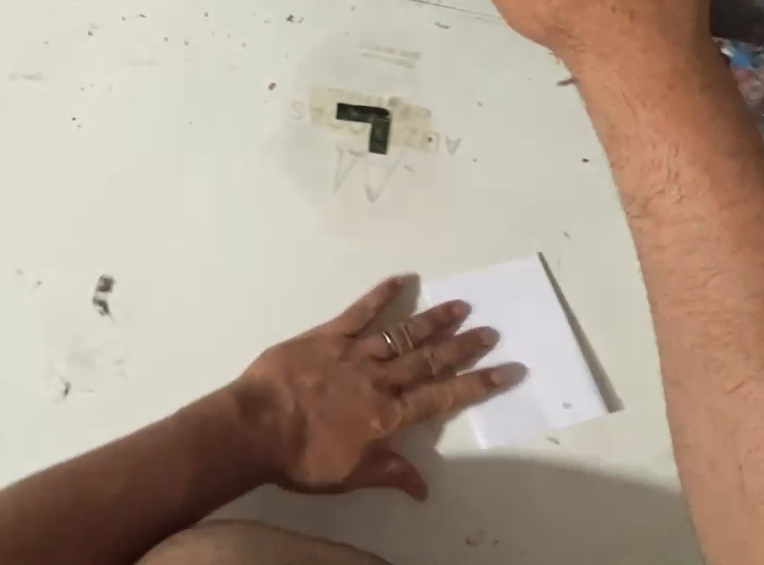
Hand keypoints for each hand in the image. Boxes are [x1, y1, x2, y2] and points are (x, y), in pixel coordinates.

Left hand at [223, 275, 521, 500]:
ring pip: (402, 333)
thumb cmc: (300, 457)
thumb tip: (424, 486)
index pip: (443, 397)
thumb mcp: (348, 475)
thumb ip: (388, 473)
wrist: (257, 426)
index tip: (506, 370)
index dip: (478, 384)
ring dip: (433, 319)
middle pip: (429, 359)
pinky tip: (402, 279)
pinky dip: (382, 294)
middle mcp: (379, 380)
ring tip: (460, 306)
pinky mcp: (328, 334)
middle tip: (491, 331)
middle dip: (463, 347)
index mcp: (387, 416)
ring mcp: (354, 352)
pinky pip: (360, 311)